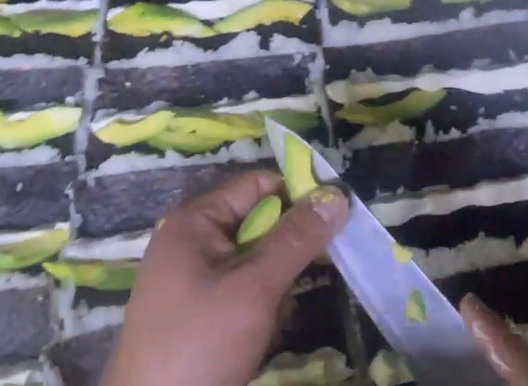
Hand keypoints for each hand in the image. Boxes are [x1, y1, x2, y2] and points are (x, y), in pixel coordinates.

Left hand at [100, 170, 349, 385]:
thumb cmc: (200, 343)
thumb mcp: (254, 287)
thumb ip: (296, 239)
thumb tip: (336, 195)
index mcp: (195, 220)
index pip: (258, 185)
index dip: (297, 194)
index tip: (334, 220)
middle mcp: (191, 241)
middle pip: (259, 225)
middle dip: (284, 257)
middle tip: (294, 287)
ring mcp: (192, 279)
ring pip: (255, 265)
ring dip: (273, 292)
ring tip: (267, 325)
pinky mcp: (197, 313)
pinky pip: (242, 294)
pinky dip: (257, 312)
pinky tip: (256, 340)